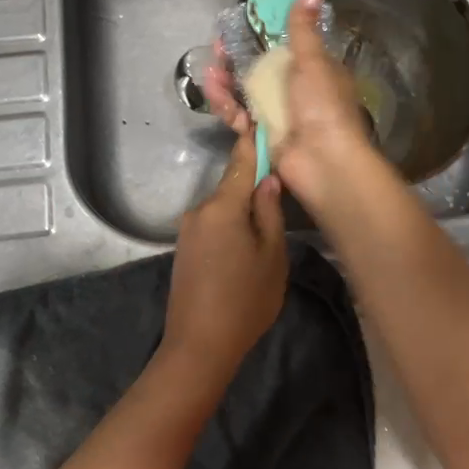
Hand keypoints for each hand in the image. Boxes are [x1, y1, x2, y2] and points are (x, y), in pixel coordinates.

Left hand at [161, 132, 287, 371]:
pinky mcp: (185, 248)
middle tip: (283, 191)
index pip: (241, 161)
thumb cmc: (244, 300)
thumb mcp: (271, 256)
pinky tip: (246, 247)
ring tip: (269, 229)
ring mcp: (188, 230)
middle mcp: (199, 210)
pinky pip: (213, 225)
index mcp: (222, 206)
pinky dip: (231, 227)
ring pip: (223, 208)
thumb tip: (268, 179)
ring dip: (243, 211)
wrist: (198, 346)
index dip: (254, 142)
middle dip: (255, 186)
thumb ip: (269, 212)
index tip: (265, 122)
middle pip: (232, 186)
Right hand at [199, 0, 380, 204]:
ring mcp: (278, 113)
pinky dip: (226, 105)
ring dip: (226, 81)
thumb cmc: (322, 105)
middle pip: (258, 69)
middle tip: (216, 48)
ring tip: (210, 72)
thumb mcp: (313, 61)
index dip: (261, 35)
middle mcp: (295, 90)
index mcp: (313, 70)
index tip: (240, 25)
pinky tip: (214, 94)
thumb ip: (302, 29)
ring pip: (244, 92)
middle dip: (235, 59)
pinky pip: (239, 115)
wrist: (323, 161)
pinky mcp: (262, 134)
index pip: (284, 46)